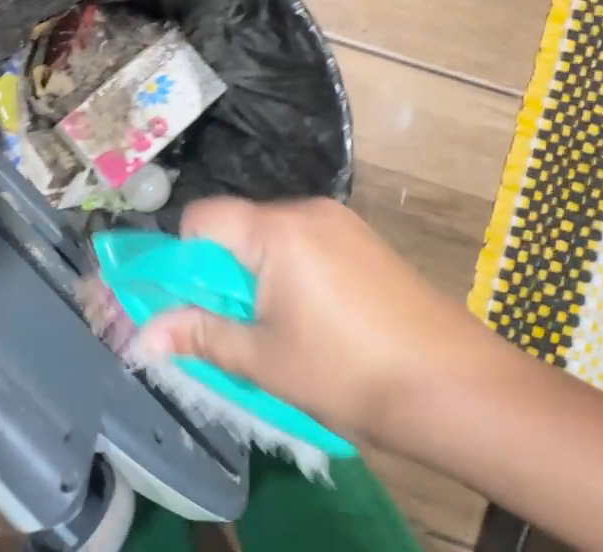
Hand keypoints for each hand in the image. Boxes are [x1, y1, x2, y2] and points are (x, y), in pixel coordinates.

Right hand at [134, 196, 499, 449]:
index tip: (195, 305)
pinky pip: (306, 245)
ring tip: (280, 331)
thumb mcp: (263, 361)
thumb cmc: (350, 374)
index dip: (183, 259)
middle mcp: (307, 211)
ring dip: (257, 276)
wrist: (462, 391)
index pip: (201, 219)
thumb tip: (140, 337)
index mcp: (276, 230)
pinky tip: (317, 321)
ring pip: (271, 238)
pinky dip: (292, 275)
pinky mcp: (367, 242)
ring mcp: (342, 223)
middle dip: (222, 273)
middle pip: (236, 227)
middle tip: (237, 328)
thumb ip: (198, 335)